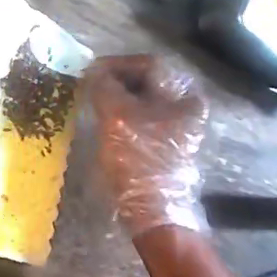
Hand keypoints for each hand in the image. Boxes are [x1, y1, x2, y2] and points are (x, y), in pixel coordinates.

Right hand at [85, 54, 208, 238]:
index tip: (90, 71)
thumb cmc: (138, 160)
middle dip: (116, 79)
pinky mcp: (167, 142)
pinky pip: (144, 116)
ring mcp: (179, 126)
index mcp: (184, 96)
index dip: (116, 63)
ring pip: (144, 99)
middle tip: (89, 84)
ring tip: (93, 100)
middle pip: (147, 80)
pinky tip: (106, 118)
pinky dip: (124, 112)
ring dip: (118, 96)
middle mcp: (187, 107)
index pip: (148, 64)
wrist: (154, 212)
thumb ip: (104, 86)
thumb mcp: (116, 116)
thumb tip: (95, 72)